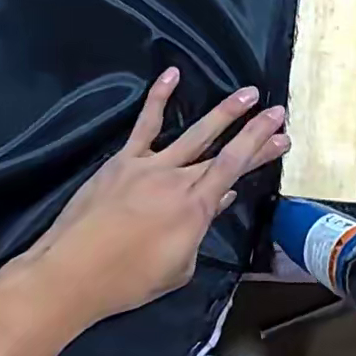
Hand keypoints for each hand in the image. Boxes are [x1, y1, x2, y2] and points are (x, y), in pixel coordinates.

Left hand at [0, 67, 288, 332]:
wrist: (73, 272)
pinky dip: (158, 98)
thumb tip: (219, 202)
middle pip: (224, 151)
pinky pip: (144, 125)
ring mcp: (149, 165)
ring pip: (194, 132)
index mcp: (195, 209)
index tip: (282, 135)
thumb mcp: (178, 267)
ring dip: (223, 112)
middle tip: (278, 113)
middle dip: (254, 132)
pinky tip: (171, 75)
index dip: (261, 150)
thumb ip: (200, 230)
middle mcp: (178, 180)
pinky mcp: (123, 160)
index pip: (235, 171)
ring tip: (246, 93)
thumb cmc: (129, 280)